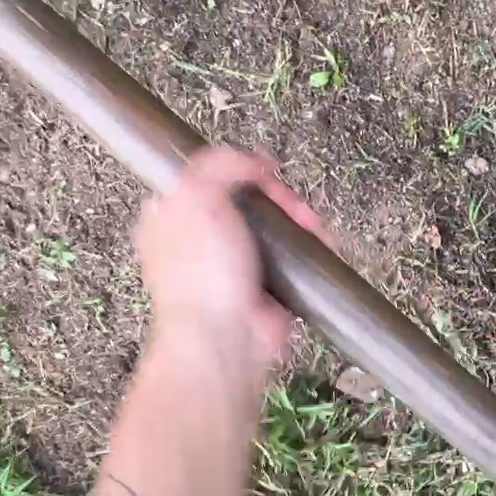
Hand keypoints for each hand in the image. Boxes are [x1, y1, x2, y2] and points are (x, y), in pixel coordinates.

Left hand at [133, 147, 328, 366]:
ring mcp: (239, 266)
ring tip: (311, 225)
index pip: (209, 179)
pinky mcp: (271, 288)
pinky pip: (296, 259)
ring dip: (299, 221)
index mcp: (174, 217)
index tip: (262, 173)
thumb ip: (221, 165)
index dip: (239, 172)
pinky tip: (320, 243)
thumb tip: (254, 160)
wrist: (227, 335)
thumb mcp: (198, 196)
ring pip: (277, 229)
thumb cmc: (201, 272)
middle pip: (251, 203)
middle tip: (289, 204)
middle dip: (278, 198)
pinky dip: (312, 249)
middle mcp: (205, 241)